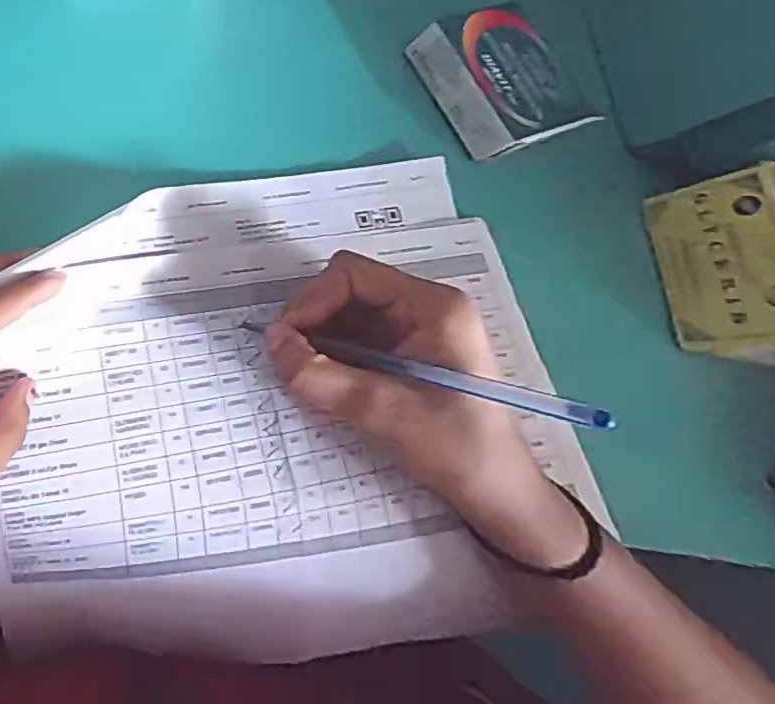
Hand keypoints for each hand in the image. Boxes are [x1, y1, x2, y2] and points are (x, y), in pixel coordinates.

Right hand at [266, 251, 584, 565]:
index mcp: (432, 305)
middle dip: (313, 320)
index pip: (353, 274)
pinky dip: (332, 356)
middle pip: (347, 290)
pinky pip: (356, 338)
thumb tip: (272, 342)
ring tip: (304, 374)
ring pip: (347, 315)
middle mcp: (423, 306)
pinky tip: (324, 383)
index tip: (288, 339)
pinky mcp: (406, 352)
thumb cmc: (457, 450)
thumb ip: (322, 376)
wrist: (502, 500)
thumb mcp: (384, 413)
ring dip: (320, 340)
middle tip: (290, 358)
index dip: (313, 300)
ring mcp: (415, 328)